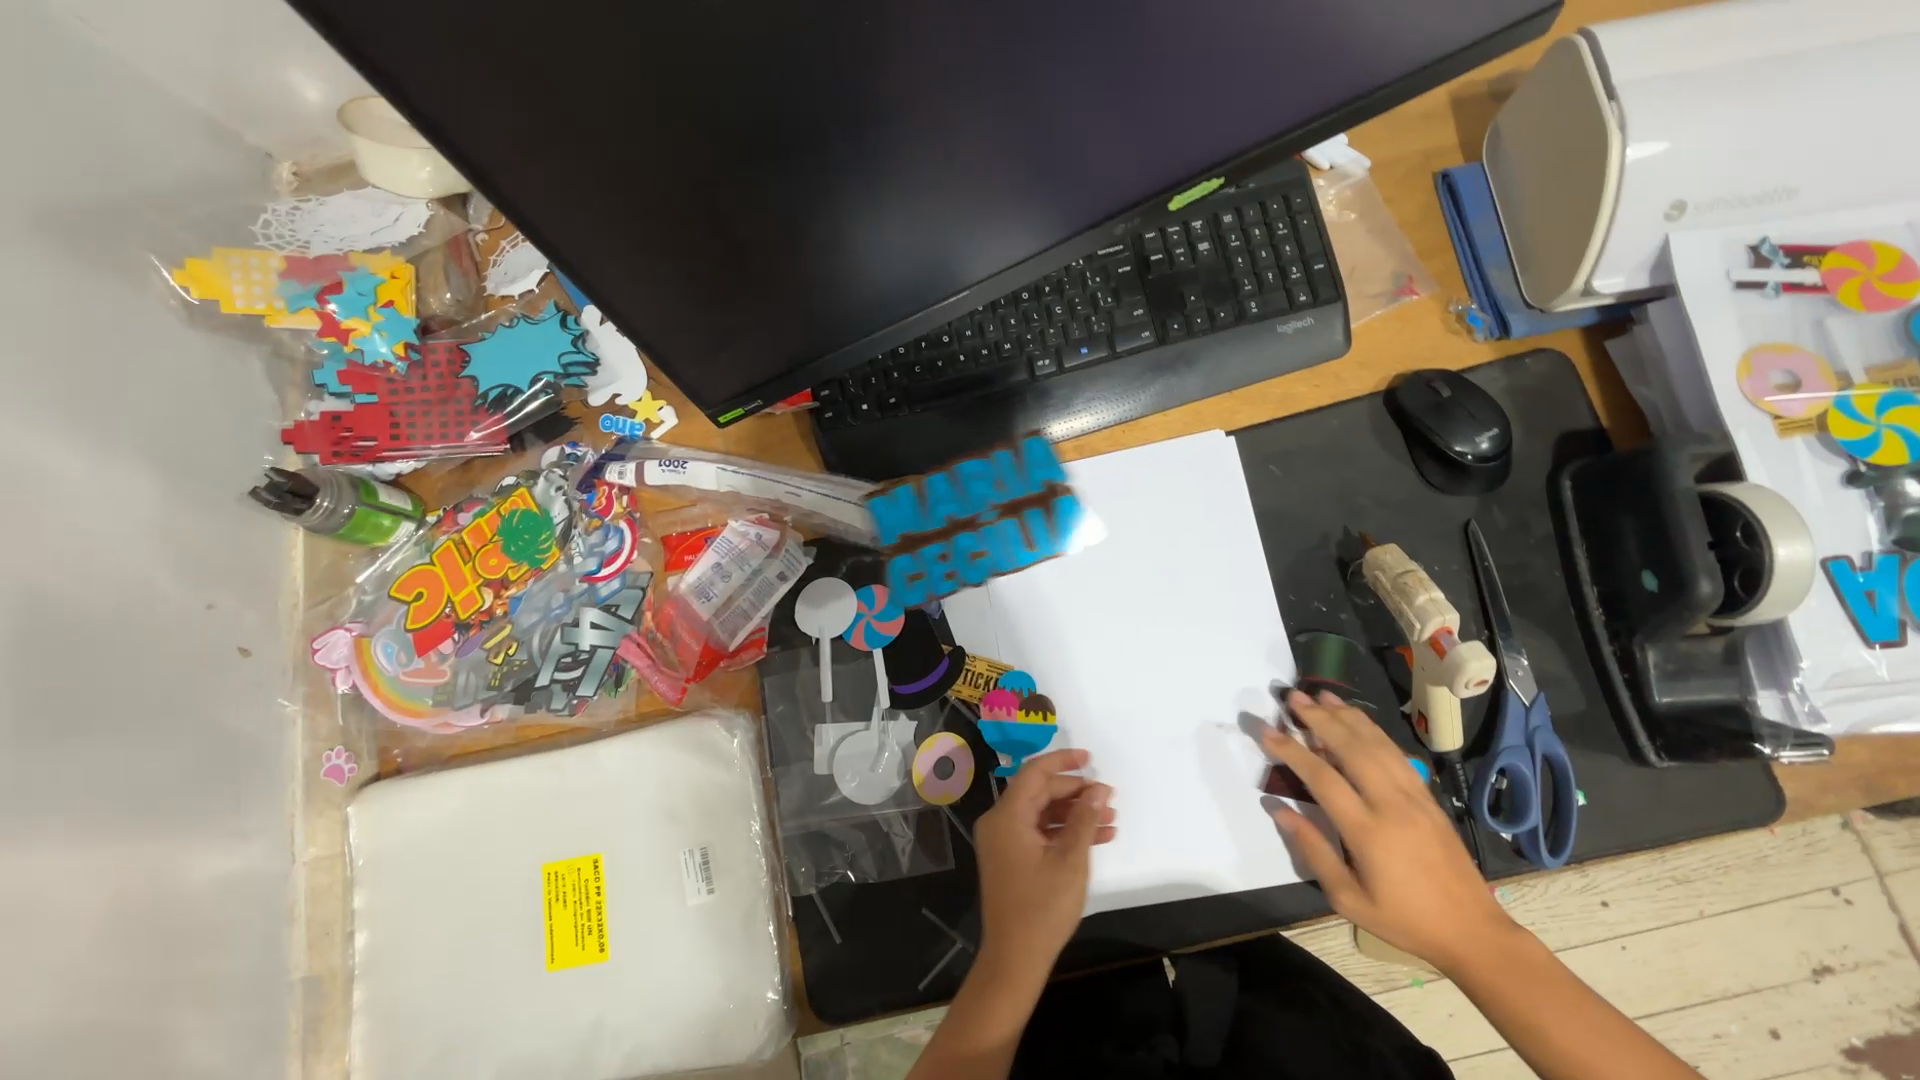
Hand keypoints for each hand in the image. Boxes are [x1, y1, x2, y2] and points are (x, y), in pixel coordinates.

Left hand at [973, 749, 1115, 973]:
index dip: (1063, 761)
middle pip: (1039, 793)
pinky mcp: (1012, 859)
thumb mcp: (1070, 859)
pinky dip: (1065, 833)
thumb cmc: (1042, 906)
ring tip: (1111, 819)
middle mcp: (1000, 823)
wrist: (1015, 957)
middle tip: (1109, 797)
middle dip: (1075, 792)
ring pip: (1043, 814)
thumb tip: (1098, 789)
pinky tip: (1098, 838)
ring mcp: (1004, 842)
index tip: (1090, 758)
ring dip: (1075, 814)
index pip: (1034, 773)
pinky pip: (1039, 833)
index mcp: (1006, 816)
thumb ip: (1084, 819)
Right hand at [1260, 690, 1518, 972]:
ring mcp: (1414, 798)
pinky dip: (1374, 732)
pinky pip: (1397, 755)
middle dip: (1319, 719)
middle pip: (1351, 748)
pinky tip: (1359, 721)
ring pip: (1377, 744)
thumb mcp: (1347, 898)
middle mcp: (1392, 804)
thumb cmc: (1403, 920)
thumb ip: (1313, 851)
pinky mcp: (1429, 798)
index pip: (1322, 777)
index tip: (1267, 731)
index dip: (1292, 750)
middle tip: (1293, 696)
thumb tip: (1279, 810)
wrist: (1472, 931)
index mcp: (1367, 831)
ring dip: (1347, 716)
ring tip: (1322, 696)